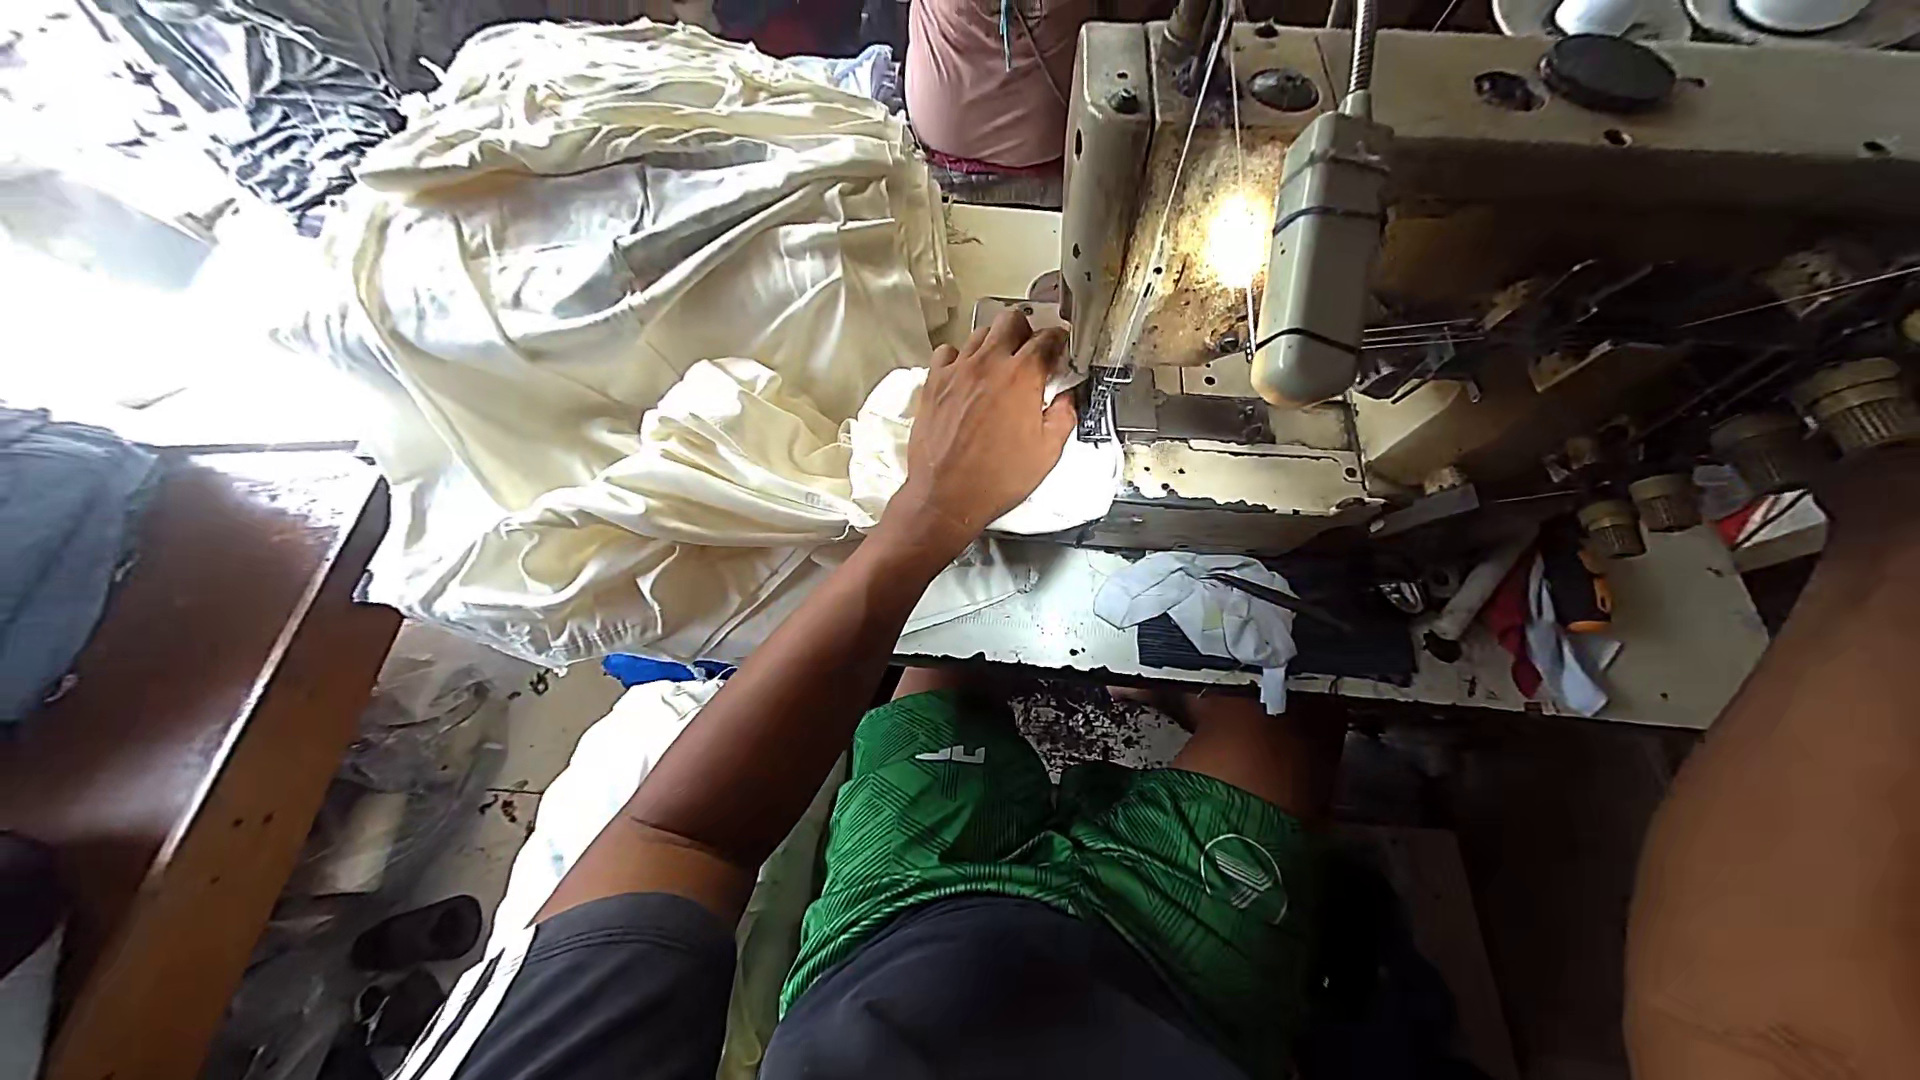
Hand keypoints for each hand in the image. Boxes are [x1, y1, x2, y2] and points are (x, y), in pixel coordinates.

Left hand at [881, 310, 1076, 559]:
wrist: (946, 496)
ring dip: (994, 345)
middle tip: (1028, 355)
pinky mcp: (933, 383)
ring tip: (998, 369)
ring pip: (979, 334)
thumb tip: (1067, 397)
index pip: (1047, 338)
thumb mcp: (1047, 453)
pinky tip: (966, 377)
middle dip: (1025, 332)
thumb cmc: (997, 479)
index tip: (1059, 352)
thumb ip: (1064, 416)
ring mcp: (957, 371)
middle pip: (1011, 320)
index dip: (1058, 342)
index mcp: (1022, 377)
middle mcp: (988, 364)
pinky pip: (948, 353)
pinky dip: (960, 358)